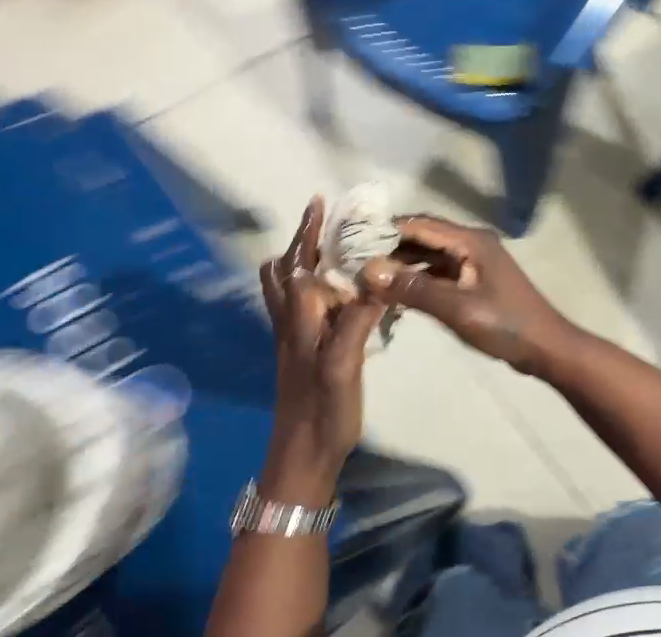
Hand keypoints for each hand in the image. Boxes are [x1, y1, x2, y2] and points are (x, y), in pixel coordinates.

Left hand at [256, 197, 387, 503]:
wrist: (301, 458)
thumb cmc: (324, 411)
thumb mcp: (344, 365)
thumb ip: (356, 319)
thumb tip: (375, 276)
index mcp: (302, 320)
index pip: (301, 264)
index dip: (310, 233)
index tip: (321, 202)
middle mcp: (292, 323)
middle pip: (288, 270)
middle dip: (302, 239)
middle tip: (323, 215)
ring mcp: (292, 339)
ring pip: (285, 289)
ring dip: (296, 260)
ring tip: (317, 244)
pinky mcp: (300, 353)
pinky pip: (296, 306)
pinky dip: (304, 285)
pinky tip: (327, 291)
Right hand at [361, 216, 577, 375]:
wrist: (544, 346)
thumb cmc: (505, 324)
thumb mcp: (456, 308)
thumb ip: (413, 288)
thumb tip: (367, 269)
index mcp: (471, 240)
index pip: (419, 225)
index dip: (383, 231)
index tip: (347, 242)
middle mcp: (471, 243)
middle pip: (422, 237)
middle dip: (388, 248)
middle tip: (349, 264)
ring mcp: (473, 261)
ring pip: (428, 256)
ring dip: (400, 266)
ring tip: (364, 281)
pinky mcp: (473, 280)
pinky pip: (437, 272)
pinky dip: (415, 280)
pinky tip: (392, 295)